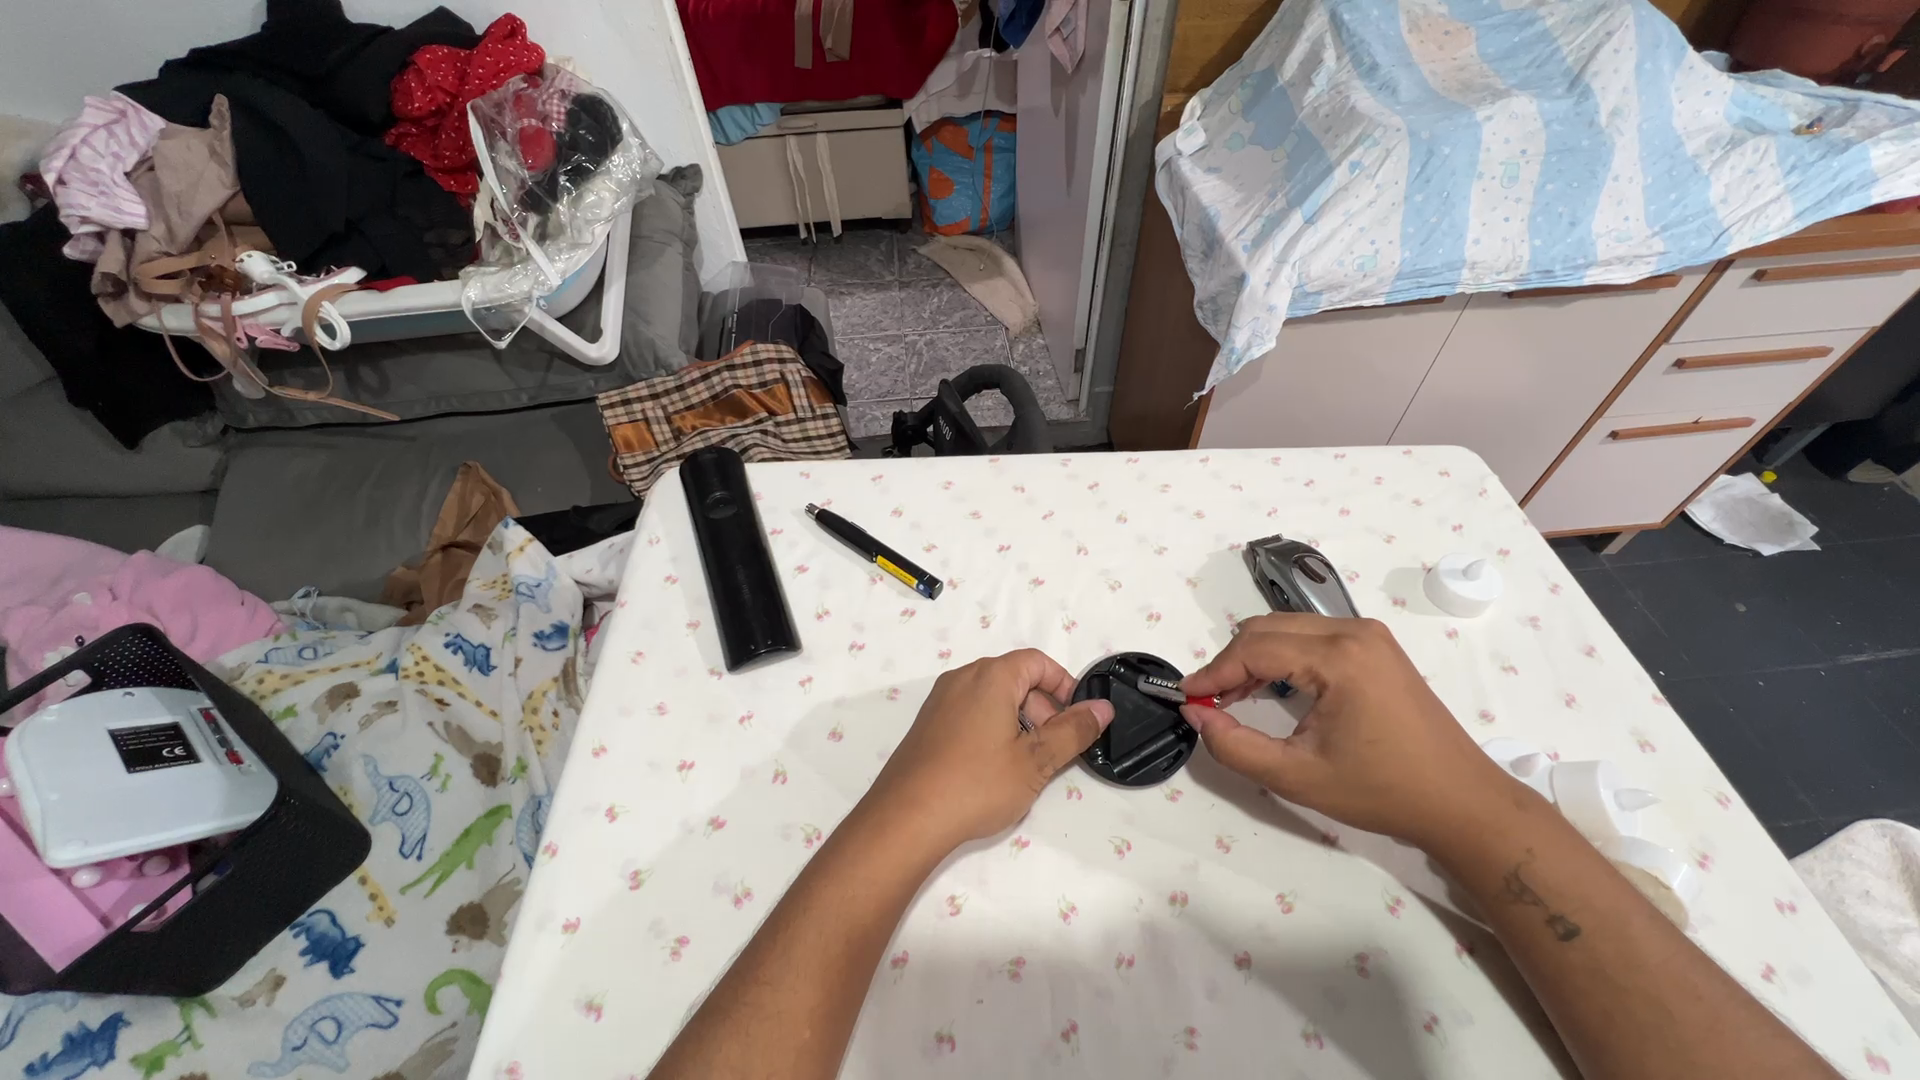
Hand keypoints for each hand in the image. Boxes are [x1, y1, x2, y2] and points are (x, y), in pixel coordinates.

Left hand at [857, 650, 1113, 855]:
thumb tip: (1102, 708)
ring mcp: (940, 701)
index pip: (1037, 661)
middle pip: (1015, 678)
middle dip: (1043, 708)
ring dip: (1019, 722)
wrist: (905, 818)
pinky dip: (992, 729)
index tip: (1078, 720)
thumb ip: (1072, 731)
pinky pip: (971, 713)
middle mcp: (962, 678)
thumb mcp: (1035, 761)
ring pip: (993, 698)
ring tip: (1026, 765)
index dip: (1064, 686)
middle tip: (1053, 750)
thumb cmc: (976, 785)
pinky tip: (994, 770)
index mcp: (990, 677)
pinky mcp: (928, 725)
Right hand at [1179, 614, 1527, 845]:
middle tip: (1209, 703)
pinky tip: (1270, 689)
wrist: (1461, 801)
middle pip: (1266, 629)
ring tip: (1233, 699)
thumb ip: (1235, 746)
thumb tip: (1195, 715)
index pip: (1254, 648)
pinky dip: (1280, 657)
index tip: (1186, 699)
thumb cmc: (1381, 791)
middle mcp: (1353, 631)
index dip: (1213, 673)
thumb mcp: (1297, 777)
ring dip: (1253, 657)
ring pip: (1286, 628)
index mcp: (1338, 657)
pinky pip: (1310, 637)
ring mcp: (1368, 635)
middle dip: (1230, 662)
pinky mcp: (1375, 647)